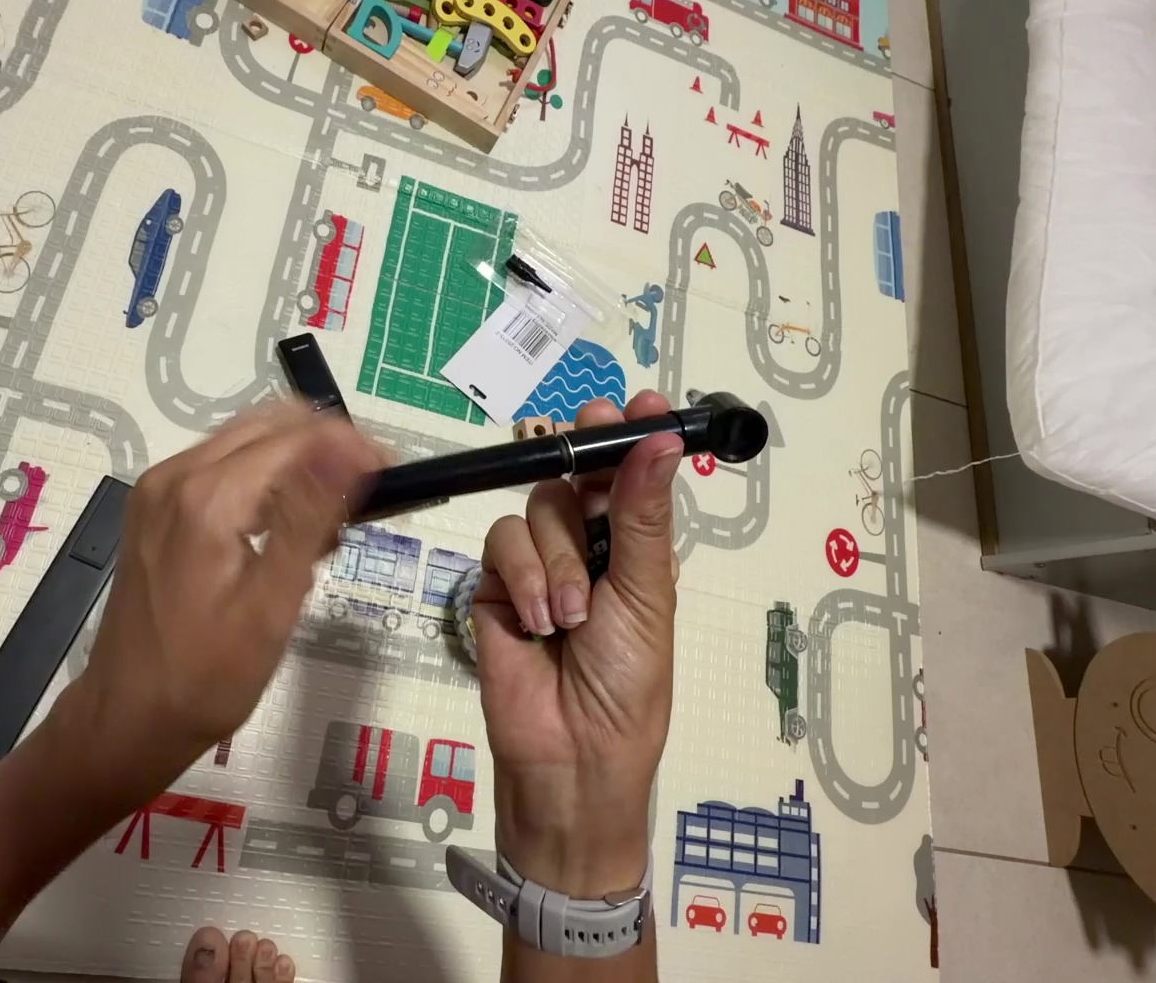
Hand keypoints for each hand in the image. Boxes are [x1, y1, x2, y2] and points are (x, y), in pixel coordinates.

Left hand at [46, 402, 381, 811]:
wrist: (127, 718)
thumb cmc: (209, 677)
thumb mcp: (272, 604)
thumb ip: (311, 517)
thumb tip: (351, 448)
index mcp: (207, 496)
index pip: (297, 436)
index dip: (351, 443)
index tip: (391, 469)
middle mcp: (176, 474)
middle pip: (270, 424)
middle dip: (326, 447)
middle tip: (362, 501)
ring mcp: (159, 488)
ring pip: (247, 440)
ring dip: (297, 463)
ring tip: (328, 524)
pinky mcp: (156, 506)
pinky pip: (222, 466)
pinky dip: (265, 480)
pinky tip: (285, 528)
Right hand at [473, 392, 682, 897]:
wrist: (570, 754)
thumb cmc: (627, 681)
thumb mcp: (644, 595)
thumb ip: (640, 515)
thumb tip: (662, 438)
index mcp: (631, 546)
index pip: (628, 477)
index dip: (632, 437)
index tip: (642, 401)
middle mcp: (585, 544)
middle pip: (577, 475)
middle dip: (587, 461)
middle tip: (591, 426)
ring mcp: (536, 561)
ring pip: (539, 506)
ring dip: (558, 557)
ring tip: (571, 615)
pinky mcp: (493, 580)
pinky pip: (502, 541)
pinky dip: (522, 575)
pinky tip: (537, 619)